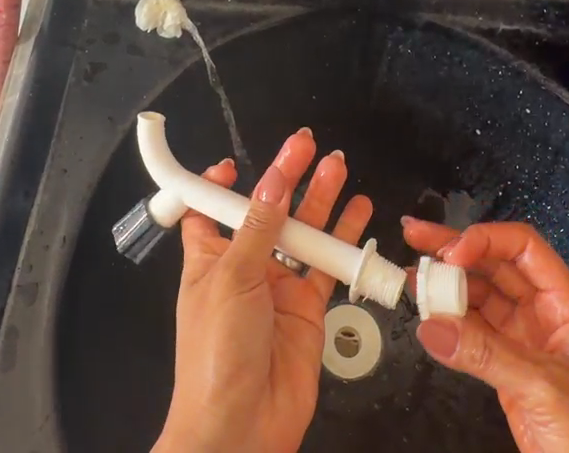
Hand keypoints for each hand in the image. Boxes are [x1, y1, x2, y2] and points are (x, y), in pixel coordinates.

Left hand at [153, 129, 372, 452]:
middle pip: (267, 211)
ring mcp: (278, 286)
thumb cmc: (217, 349)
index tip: (234, 163)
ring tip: (338, 166)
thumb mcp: (231, 278)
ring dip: (320, 199)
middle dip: (287, 176)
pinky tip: (359, 212)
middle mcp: (244, 265)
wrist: (242, 427)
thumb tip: (273, 181)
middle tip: (309, 143)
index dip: (219, 185)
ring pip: (302, 232)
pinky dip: (345, 239)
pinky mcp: (307, 307)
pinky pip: (328, 265)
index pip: (209, 210)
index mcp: (209, 256)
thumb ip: (258, 228)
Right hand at [401, 219, 568, 452]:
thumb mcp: (546, 390)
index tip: (448, 254)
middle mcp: (545, 314)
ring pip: (483, 299)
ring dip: (449, 287)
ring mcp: (527, 343)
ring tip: (410, 277)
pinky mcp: (512, 372)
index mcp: (567, 304)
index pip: (524, 248)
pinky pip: (477, 335)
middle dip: (456, 251)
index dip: (485, 241)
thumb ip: (486, 355)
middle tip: (413, 237)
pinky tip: (427, 318)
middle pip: (497, 266)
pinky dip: (451, 325)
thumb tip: (428, 325)